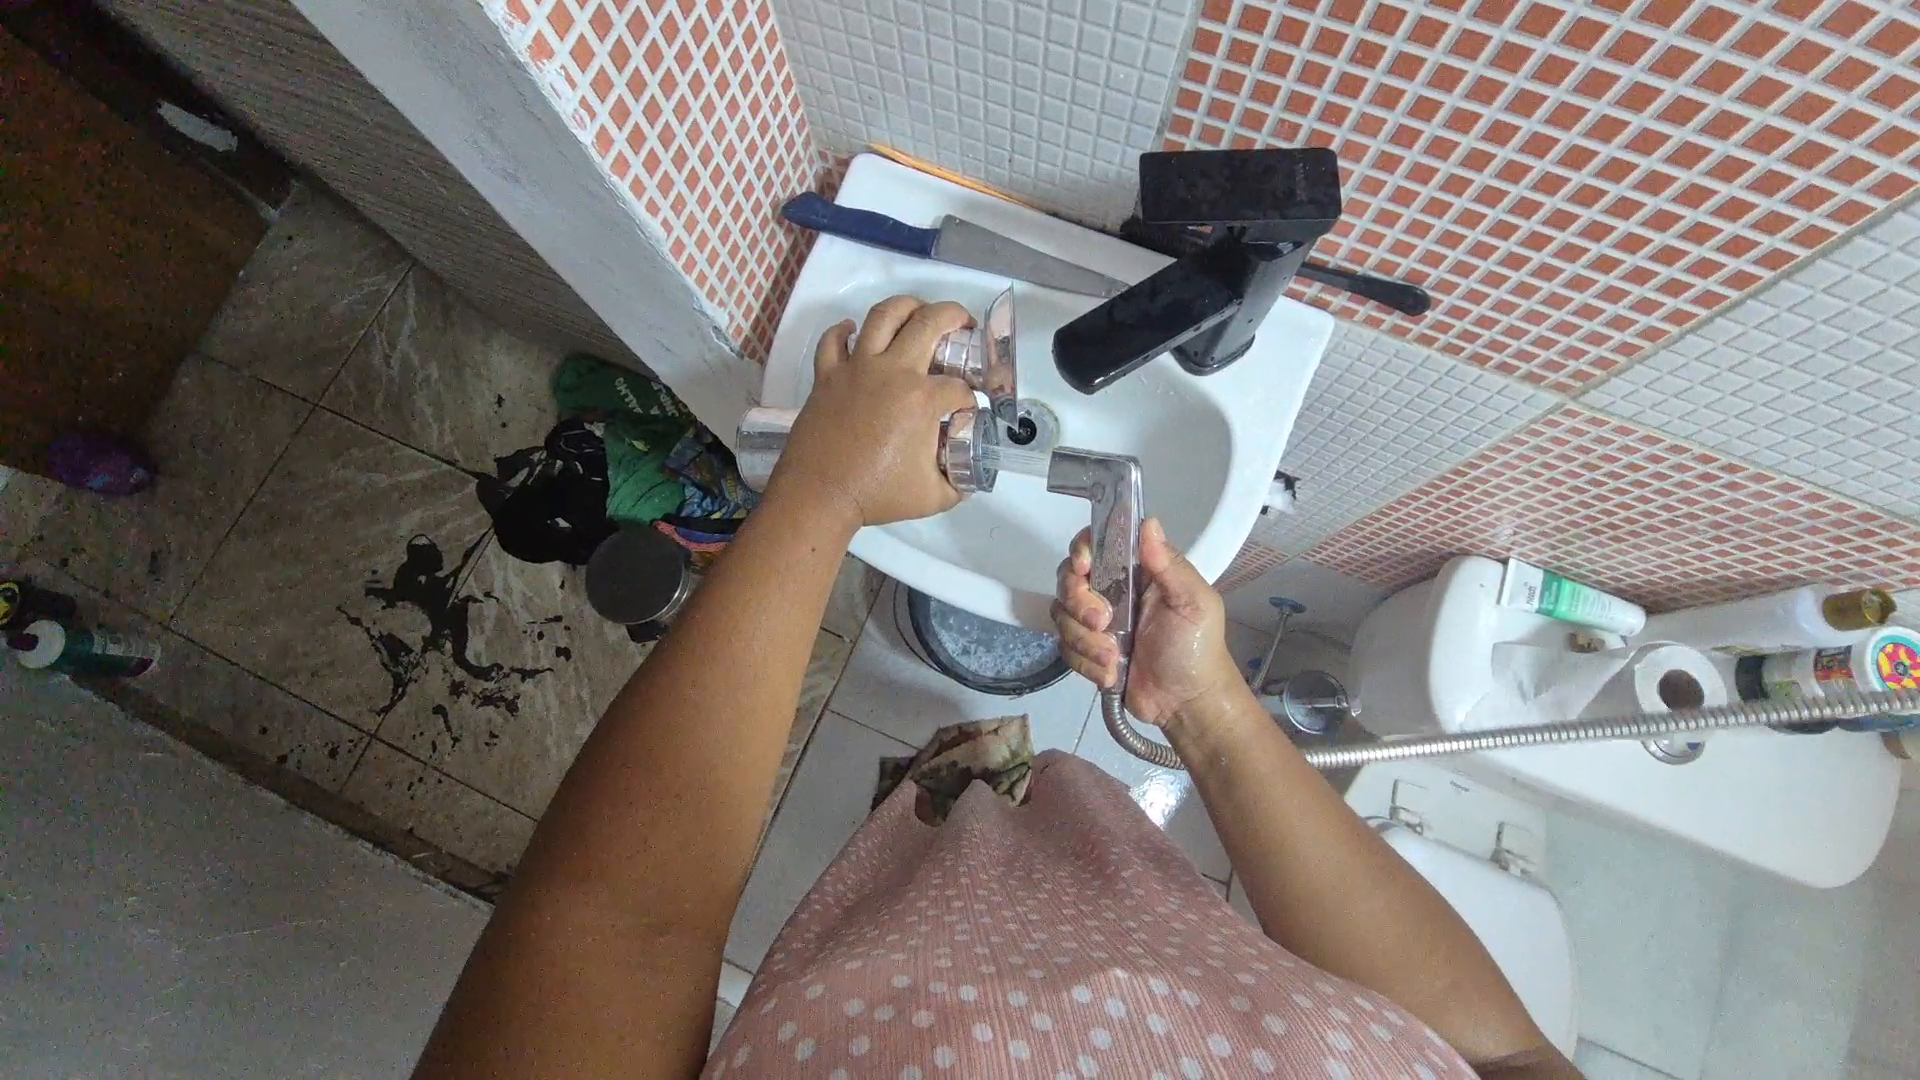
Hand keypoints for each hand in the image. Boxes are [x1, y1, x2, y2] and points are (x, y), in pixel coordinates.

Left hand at [770, 296, 979, 528]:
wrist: (821, 495)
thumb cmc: (879, 496)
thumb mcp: (934, 497)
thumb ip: (957, 483)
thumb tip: (966, 476)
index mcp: (922, 399)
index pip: (959, 387)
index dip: (969, 399)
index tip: (966, 414)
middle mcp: (892, 372)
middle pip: (930, 323)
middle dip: (955, 317)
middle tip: (963, 324)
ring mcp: (856, 368)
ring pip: (883, 316)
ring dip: (907, 306)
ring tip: (918, 311)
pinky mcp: (828, 375)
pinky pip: (833, 340)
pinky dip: (844, 331)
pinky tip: (854, 332)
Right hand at [1051, 518, 1242, 727]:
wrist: (1185, 703)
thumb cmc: (1196, 649)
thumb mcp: (1194, 603)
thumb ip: (1170, 565)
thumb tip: (1148, 524)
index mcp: (1137, 572)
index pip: (1097, 544)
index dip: (1082, 550)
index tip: (1084, 568)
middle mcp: (1111, 591)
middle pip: (1068, 578)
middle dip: (1080, 603)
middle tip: (1103, 624)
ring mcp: (1095, 621)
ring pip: (1062, 615)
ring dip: (1086, 641)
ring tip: (1114, 659)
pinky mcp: (1086, 650)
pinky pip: (1064, 647)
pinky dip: (1085, 663)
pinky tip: (1110, 673)